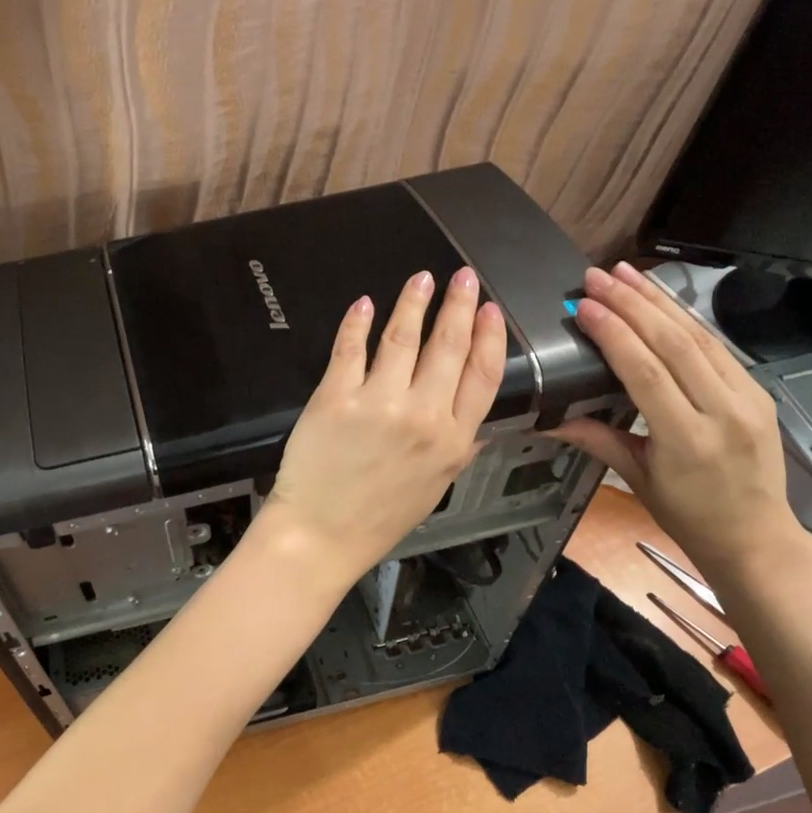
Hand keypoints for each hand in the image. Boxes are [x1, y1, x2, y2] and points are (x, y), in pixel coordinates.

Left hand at [257, 267, 507, 591]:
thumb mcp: (434, 488)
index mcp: (453, 441)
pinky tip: (365, 303)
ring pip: (402, 339)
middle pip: (448, 347)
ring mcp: (378, 404)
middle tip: (462, 277)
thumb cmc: (377, 517)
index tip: (490, 309)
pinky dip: (358, 322)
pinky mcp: (335, 398)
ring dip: (413, 303)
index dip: (489, 336)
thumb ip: (457, 450)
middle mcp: (423, 417)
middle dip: (458, 305)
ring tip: (420, 279)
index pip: (484, 375)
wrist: (321, 535)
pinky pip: (350, 349)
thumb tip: (476, 424)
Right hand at [549, 262, 810, 577]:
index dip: (614, 334)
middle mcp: (724, 411)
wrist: (757, 537)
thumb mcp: (637, 478)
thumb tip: (545, 418)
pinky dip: (684, 318)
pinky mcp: (757, 391)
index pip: (647, 371)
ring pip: (699, 336)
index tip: (583, 306)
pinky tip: (659, 300)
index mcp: (688, 439)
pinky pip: (716, 347)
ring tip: (625, 273)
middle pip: (675, 343)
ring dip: (659, 300)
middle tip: (597, 276)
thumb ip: (595, 438)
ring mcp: (748, 398)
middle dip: (633, 303)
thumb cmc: (688, 515)